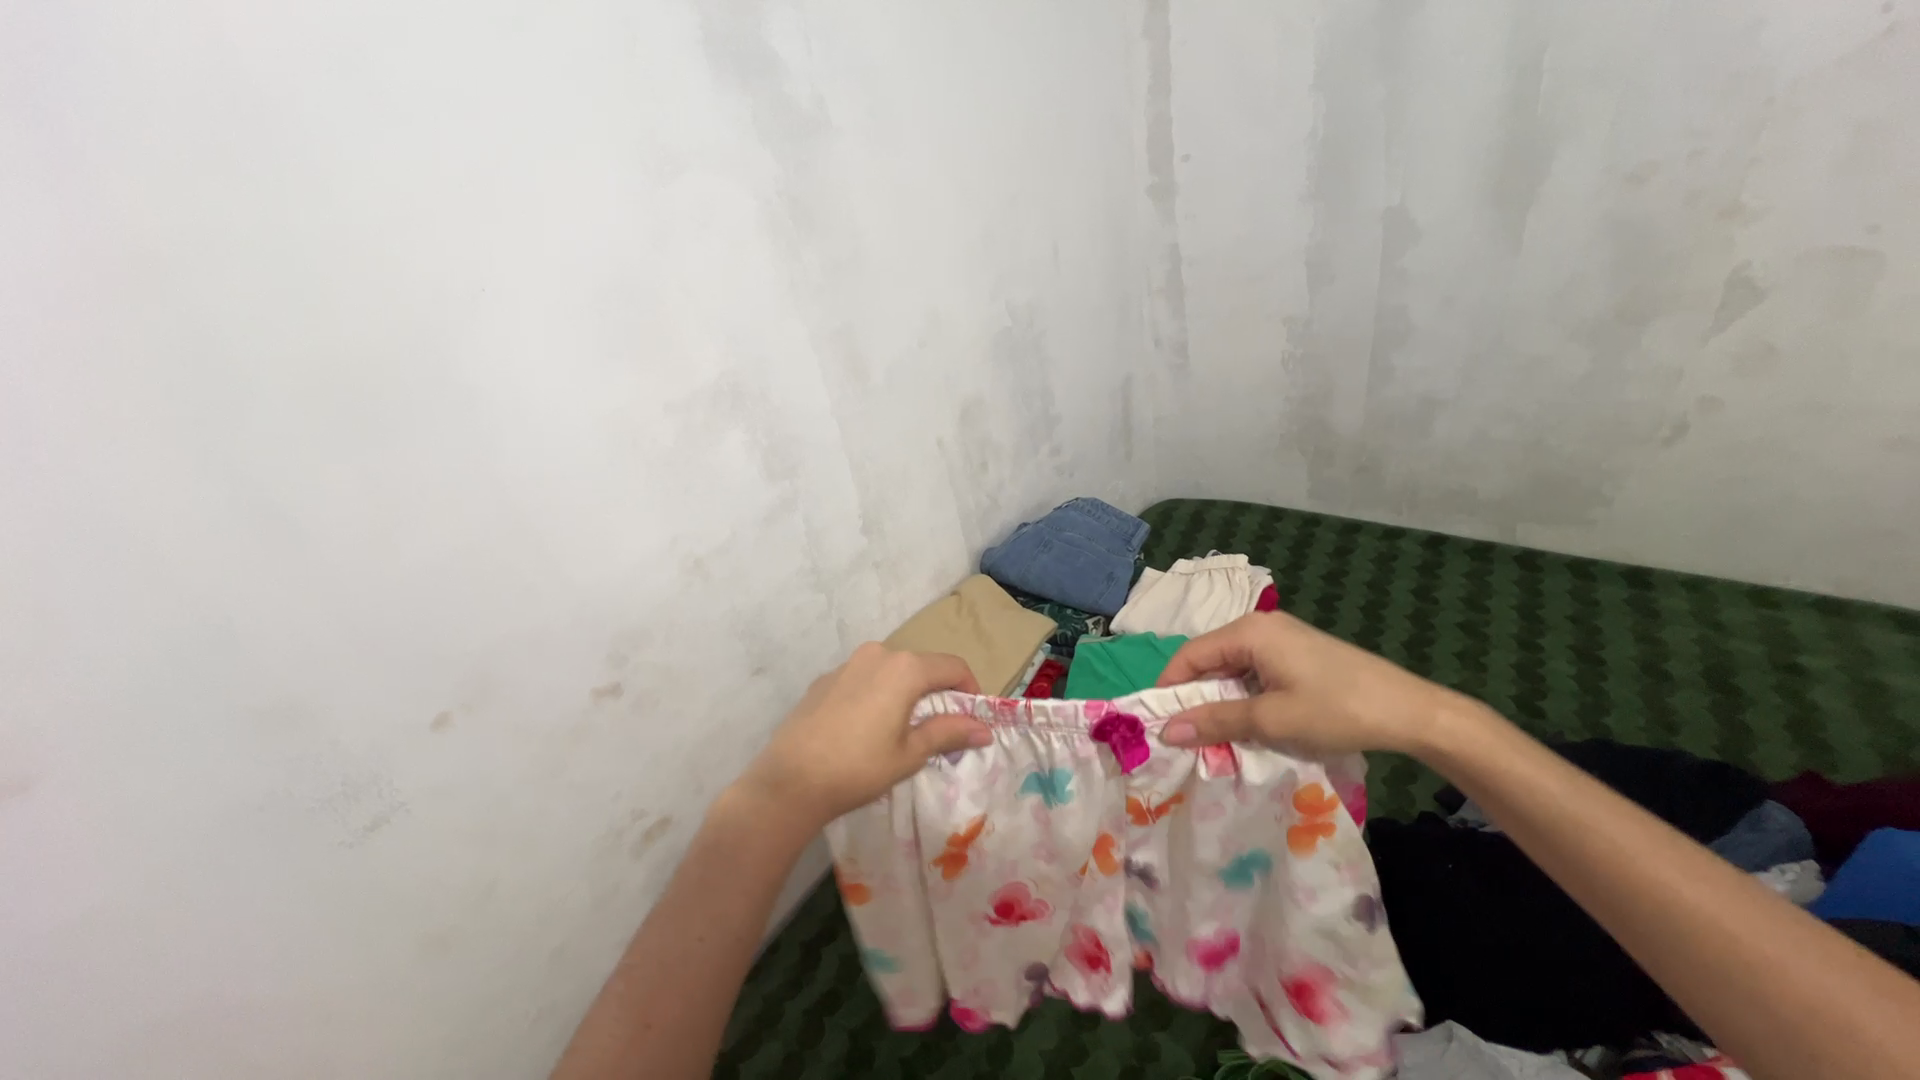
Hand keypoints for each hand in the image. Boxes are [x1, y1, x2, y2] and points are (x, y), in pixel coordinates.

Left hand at [733, 643, 992, 828]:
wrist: (790, 780)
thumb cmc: (858, 768)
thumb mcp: (910, 754)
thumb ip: (949, 733)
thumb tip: (985, 729)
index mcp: (905, 668)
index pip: (953, 667)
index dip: (971, 690)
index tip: (974, 719)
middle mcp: (877, 654)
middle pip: (922, 666)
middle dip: (938, 693)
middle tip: (942, 729)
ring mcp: (847, 664)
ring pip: (891, 671)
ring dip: (906, 693)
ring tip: (903, 731)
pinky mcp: (824, 680)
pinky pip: (863, 680)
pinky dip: (877, 695)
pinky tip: (866, 729)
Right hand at [1154, 611, 1481, 755]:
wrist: (1411, 711)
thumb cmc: (1336, 710)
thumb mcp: (1271, 720)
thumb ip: (1215, 722)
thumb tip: (1165, 731)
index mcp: (1249, 632)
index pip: (1189, 656)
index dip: (1169, 689)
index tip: (1157, 725)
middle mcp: (1261, 627)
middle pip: (1209, 661)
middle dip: (1195, 698)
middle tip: (1184, 738)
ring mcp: (1283, 640)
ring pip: (1232, 670)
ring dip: (1221, 703)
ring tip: (1214, 738)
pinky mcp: (1299, 656)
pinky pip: (1255, 674)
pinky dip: (1245, 699)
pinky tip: (1248, 726)